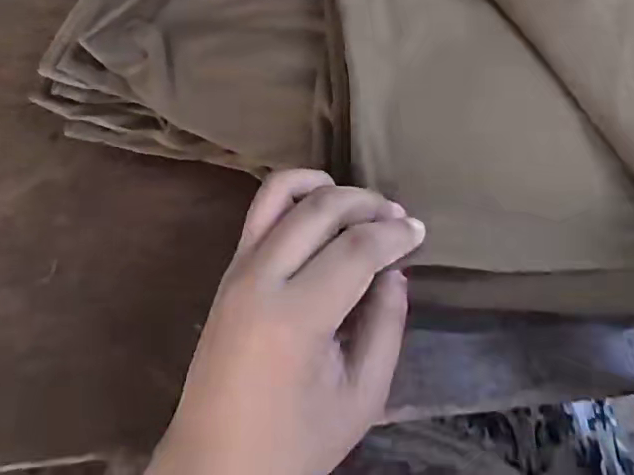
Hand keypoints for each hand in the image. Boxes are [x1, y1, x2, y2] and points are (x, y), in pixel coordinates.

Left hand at [147, 170, 425, 474]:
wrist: (214, 467)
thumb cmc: (294, 444)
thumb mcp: (361, 398)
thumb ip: (386, 326)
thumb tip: (393, 270)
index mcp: (295, 318)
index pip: (355, 249)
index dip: (394, 234)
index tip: (419, 231)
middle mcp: (261, 278)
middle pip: (322, 209)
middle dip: (368, 203)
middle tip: (398, 217)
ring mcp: (238, 267)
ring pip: (283, 192)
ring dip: (329, 187)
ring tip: (361, 204)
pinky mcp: (228, 268)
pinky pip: (261, 208)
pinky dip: (294, 191)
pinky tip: (321, 204)